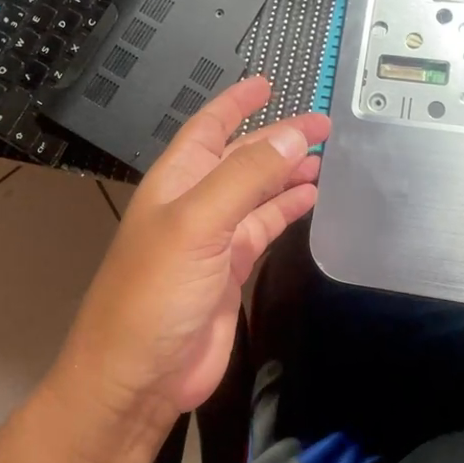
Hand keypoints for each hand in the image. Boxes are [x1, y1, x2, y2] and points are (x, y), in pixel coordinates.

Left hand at [56, 76, 329, 420]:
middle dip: (277, 138)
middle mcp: (195, 202)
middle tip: (322, 125)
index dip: (236, 103)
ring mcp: (213, 238)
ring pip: (257, 191)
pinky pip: (264, 226)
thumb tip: (293, 136)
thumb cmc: (154, 294)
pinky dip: (287, 209)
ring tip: (325, 158)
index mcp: (176, 180)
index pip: (209, 127)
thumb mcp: (198, 223)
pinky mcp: (231, 271)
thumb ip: (246, 177)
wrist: (138, 379)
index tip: (267, 83)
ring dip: (287, 173)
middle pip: (241, 157)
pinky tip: (310, 198)